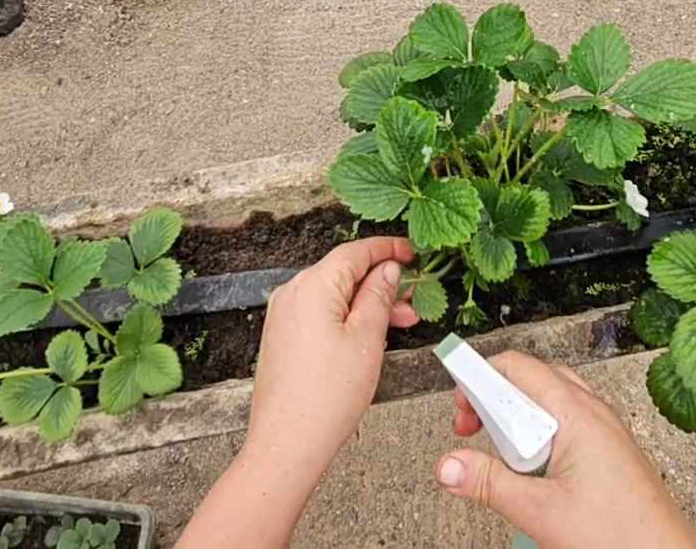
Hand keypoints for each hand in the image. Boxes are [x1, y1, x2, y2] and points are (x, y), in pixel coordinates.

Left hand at [245, 235, 419, 466]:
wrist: (286, 446)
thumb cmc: (325, 399)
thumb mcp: (367, 338)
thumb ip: (379, 295)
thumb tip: (387, 270)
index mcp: (313, 285)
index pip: (356, 251)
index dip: (388, 248)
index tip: (411, 252)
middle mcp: (293, 292)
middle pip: (345, 273)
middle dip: (382, 282)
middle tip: (413, 297)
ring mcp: (284, 314)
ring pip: (335, 295)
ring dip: (368, 303)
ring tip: (400, 322)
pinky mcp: (283, 335)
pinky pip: (321, 312)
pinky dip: (347, 317)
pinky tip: (370, 334)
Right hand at [434, 352, 695, 548]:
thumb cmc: (621, 537)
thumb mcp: (541, 512)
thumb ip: (490, 485)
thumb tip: (449, 466)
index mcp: (575, 413)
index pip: (517, 367)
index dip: (481, 378)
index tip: (459, 402)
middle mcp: (592, 410)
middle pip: (532, 378)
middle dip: (495, 398)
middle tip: (472, 429)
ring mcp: (605, 428)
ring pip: (551, 399)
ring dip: (519, 415)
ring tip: (503, 450)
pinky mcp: (611, 448)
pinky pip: (568, 420)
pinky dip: (542, 431)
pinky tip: (536, 465)